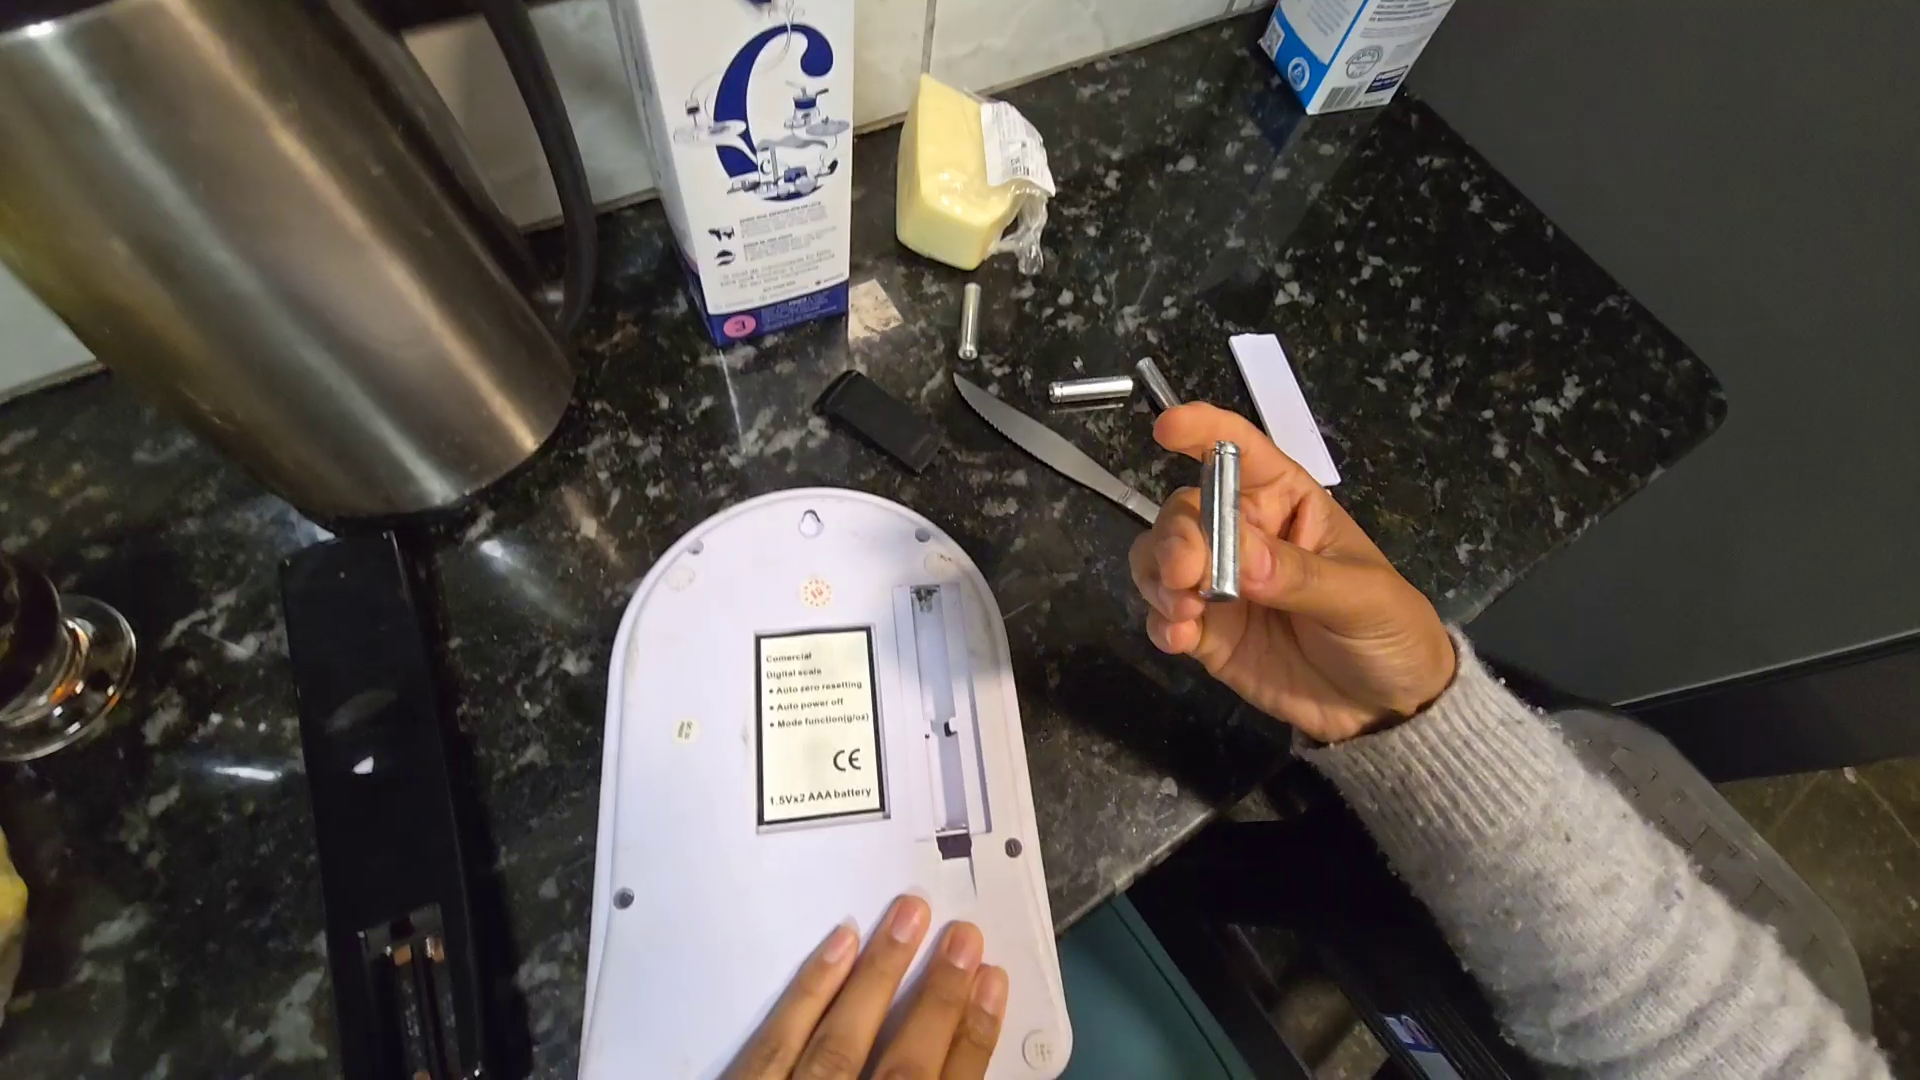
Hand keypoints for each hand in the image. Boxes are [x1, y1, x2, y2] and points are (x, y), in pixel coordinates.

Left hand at [726, 895, 1008, 1079]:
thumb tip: (953, 1045)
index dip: (975, 1036)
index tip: (994, 981)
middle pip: (903, 1065)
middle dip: (938, 996)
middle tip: (964, 935)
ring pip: (841, 1039)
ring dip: (882, 972)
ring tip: (911, 915)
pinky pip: (773, 1043)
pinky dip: (809, 989)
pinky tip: (838, 942)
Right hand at [1129, 404, 1456, 742]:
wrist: (1381, 710)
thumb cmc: (1389, 632)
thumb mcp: (1360, 598)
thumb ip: (1297, 574)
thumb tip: (1239, 556)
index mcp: (1285, 504)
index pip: (1239, 453)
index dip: (1203, 432)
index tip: (1167, 428)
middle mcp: (1241, 535)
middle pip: (1184, 513)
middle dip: (1175, 538)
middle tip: (1185, 574)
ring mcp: (1216, 583)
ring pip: (1157, 558)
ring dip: (1157, 579)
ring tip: (1182, 614)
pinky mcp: (1203, 630)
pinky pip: (1161, 614)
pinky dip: (1159, 622)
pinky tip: (1179, 639)